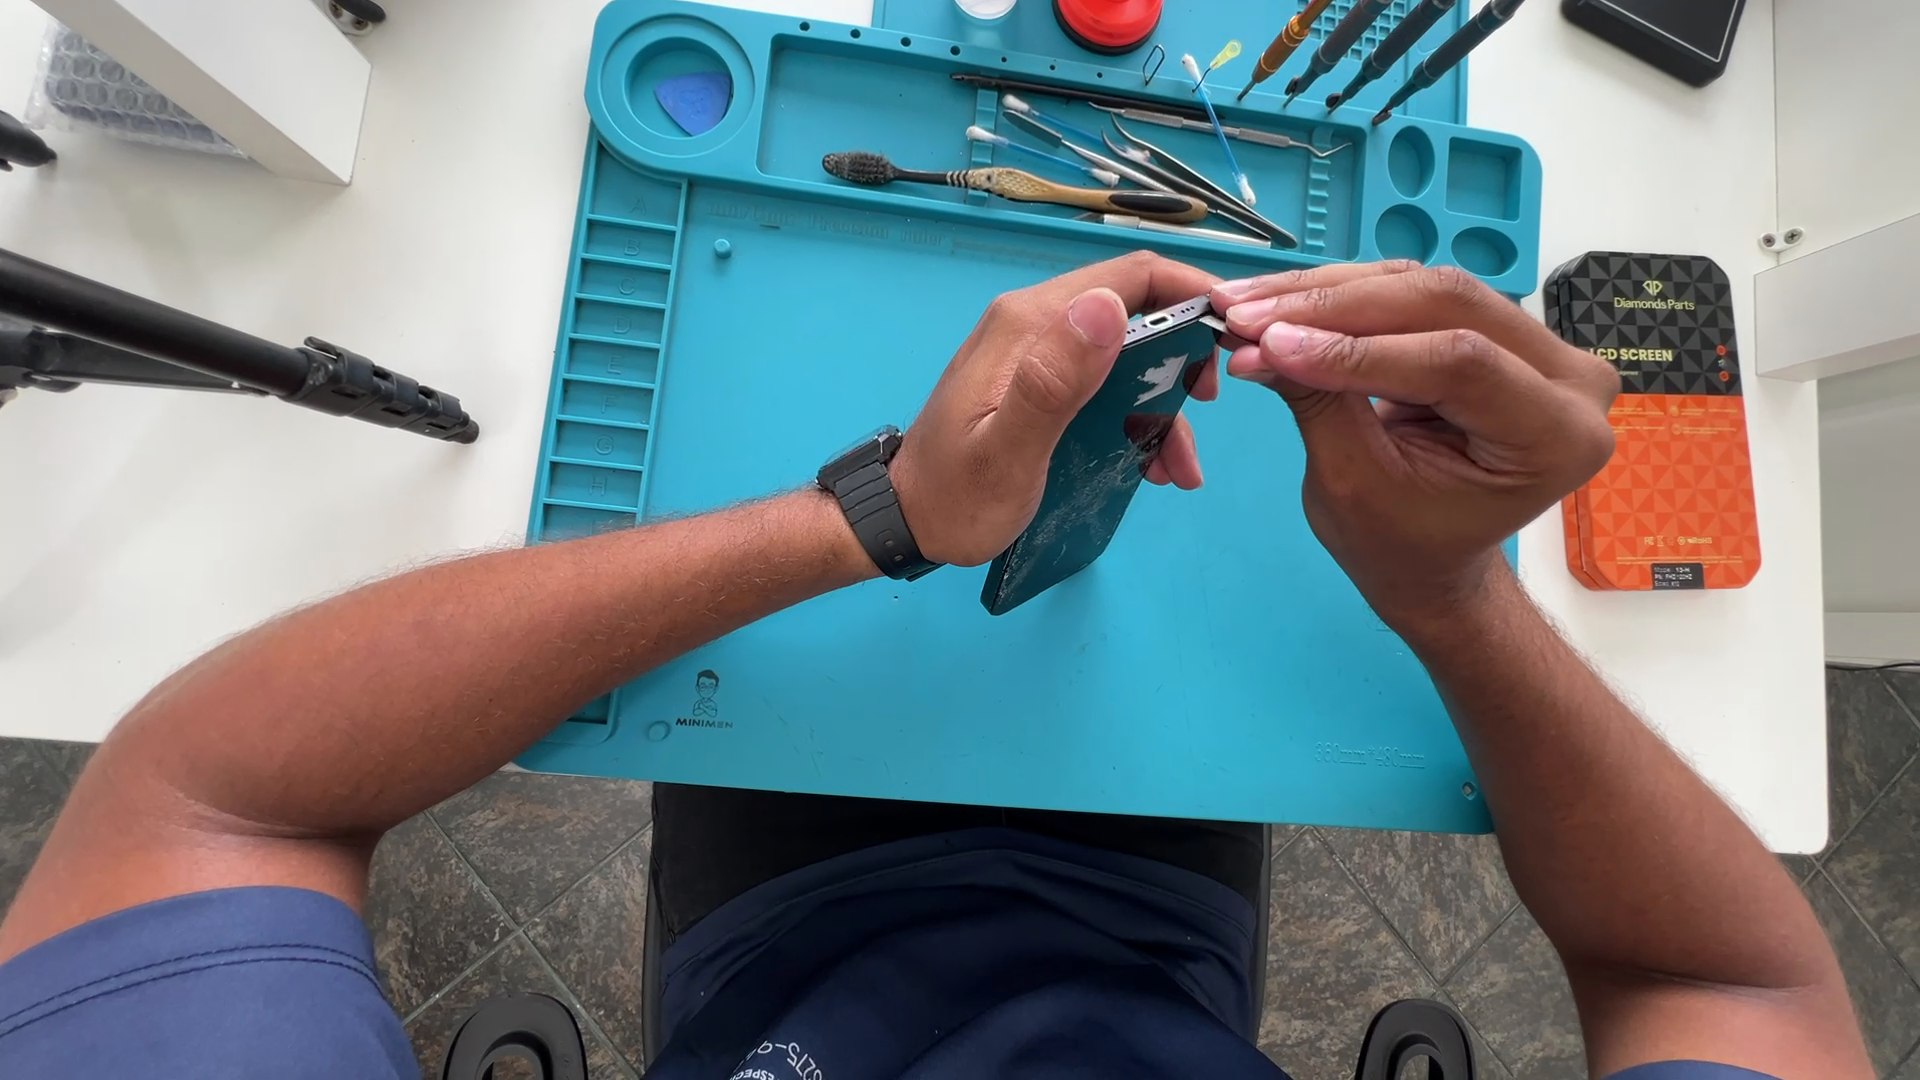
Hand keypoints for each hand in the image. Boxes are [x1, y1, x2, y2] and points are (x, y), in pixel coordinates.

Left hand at [893, 251, 1219, 566]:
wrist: (908, 521)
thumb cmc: (957, 498)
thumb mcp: (1007, 453)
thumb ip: (1052, 383)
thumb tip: (1108, 308)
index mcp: (1029, 324)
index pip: (1130, 276)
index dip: (1193, 294)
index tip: (1236, 337)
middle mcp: (1033, 323)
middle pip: (1134, 310)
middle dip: (1183, 355)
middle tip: (1204, 407)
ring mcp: (1034, 353)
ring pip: (1123, 352)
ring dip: (1161, 400)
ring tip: (1179, 464)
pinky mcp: (1036, 382)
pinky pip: (1101, 381)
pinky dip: (1133, 416)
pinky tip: (1150, 465)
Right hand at [1209, 262, 1617, 631]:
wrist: (1427, 558)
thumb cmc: (1395, 542)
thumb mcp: (1349, 482)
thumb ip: (1317, 404)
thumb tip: (1254, 344)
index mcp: (1554, 436)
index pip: (1455, 362)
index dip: (1353, 349)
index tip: (1265, 345)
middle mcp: (1567, 375)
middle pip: (1444, 303)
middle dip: (1330, 305)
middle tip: (1243, 312)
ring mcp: (1539, 346)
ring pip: (1422, 287)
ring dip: (1324, 291)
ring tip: (1247, 303)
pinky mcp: (1496, 331)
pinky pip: (1413, 296)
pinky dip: (1339, 296)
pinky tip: (1280, 302)